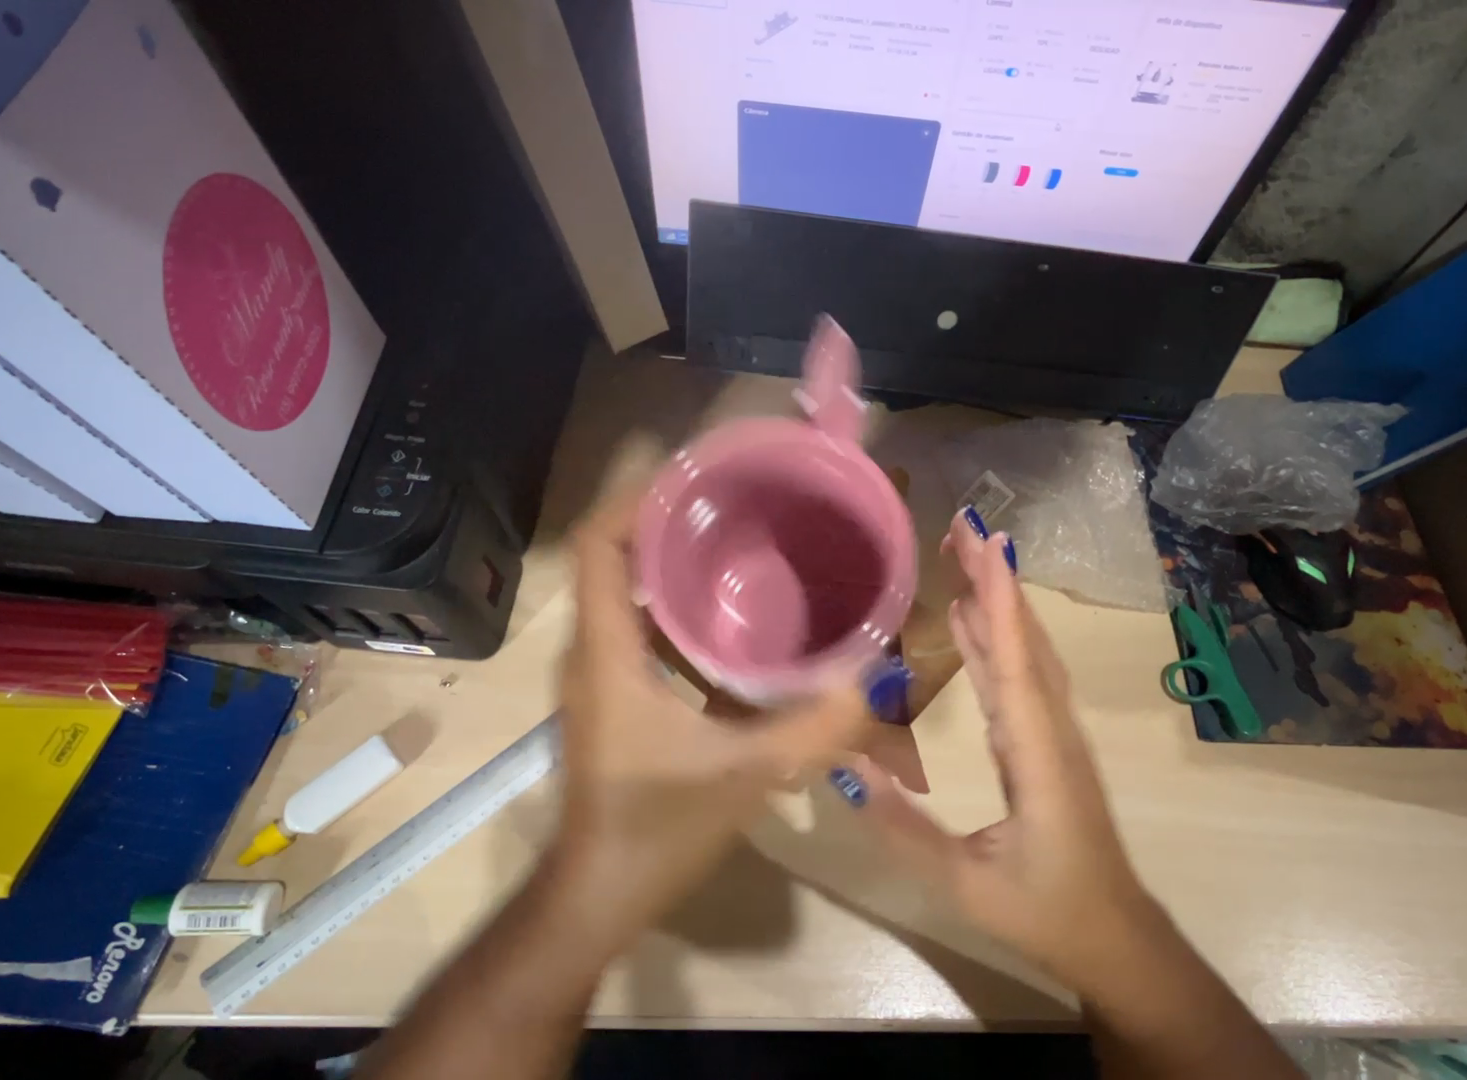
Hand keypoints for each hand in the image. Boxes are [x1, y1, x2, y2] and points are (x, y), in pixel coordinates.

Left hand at [548, 487, 872, 947]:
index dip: (638, 498)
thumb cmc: (653, 831)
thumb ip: (813, 731)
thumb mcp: (744, 777)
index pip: (600, 546)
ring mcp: (600, 677)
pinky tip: (734, 617)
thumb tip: (872, 682)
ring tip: (742, 542)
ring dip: (673, 561)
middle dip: (669, 519)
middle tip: (738, 501)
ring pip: (627, 593)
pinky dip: (678, 607)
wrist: (596, 899)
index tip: (697, 475)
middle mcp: (594, 652)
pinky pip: (640, 629)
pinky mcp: (614, 700)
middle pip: (616, 558)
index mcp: (608, 652)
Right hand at [843, 510, 1152, 992]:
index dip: (999, 603)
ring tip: (964, 557)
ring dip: (998, 603)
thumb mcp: (966, 883)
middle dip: (996, 582)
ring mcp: (1052, 735)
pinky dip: (995, 641)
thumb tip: (846, 768)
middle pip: (1025, 642)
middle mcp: (1052, 731)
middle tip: (963, 529)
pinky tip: (968, 623)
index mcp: (1039, 757)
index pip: (1016, 666)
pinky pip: (1019, 678)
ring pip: (1026, 655)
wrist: (1114, 938)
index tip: (987, 546)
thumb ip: (903, 829)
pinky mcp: (1044, 743)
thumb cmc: (1045, 912)